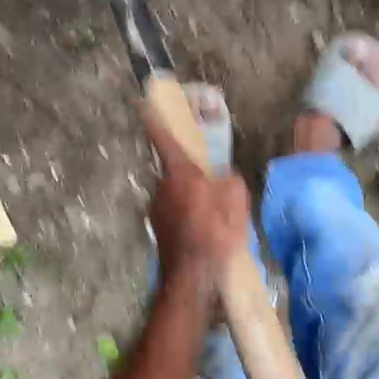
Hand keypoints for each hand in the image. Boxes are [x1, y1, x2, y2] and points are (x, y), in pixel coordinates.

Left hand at [141, 104, 249, 292]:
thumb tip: (222, 177)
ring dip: (193, 199)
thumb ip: (229, 179)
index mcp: (180, 172)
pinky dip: (189, 217)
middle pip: (178, 170)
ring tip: (216, 218)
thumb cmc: (216, 232)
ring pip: (179, 193)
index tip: (142, 102)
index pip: (164, 138)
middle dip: (194, 175)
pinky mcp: (159, 227)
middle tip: (215, 189)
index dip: (154, 118)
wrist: (194, 277)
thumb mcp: (236, 199)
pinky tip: (206, 233)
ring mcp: (157, 207)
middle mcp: (163, 185)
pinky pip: (177, 212)